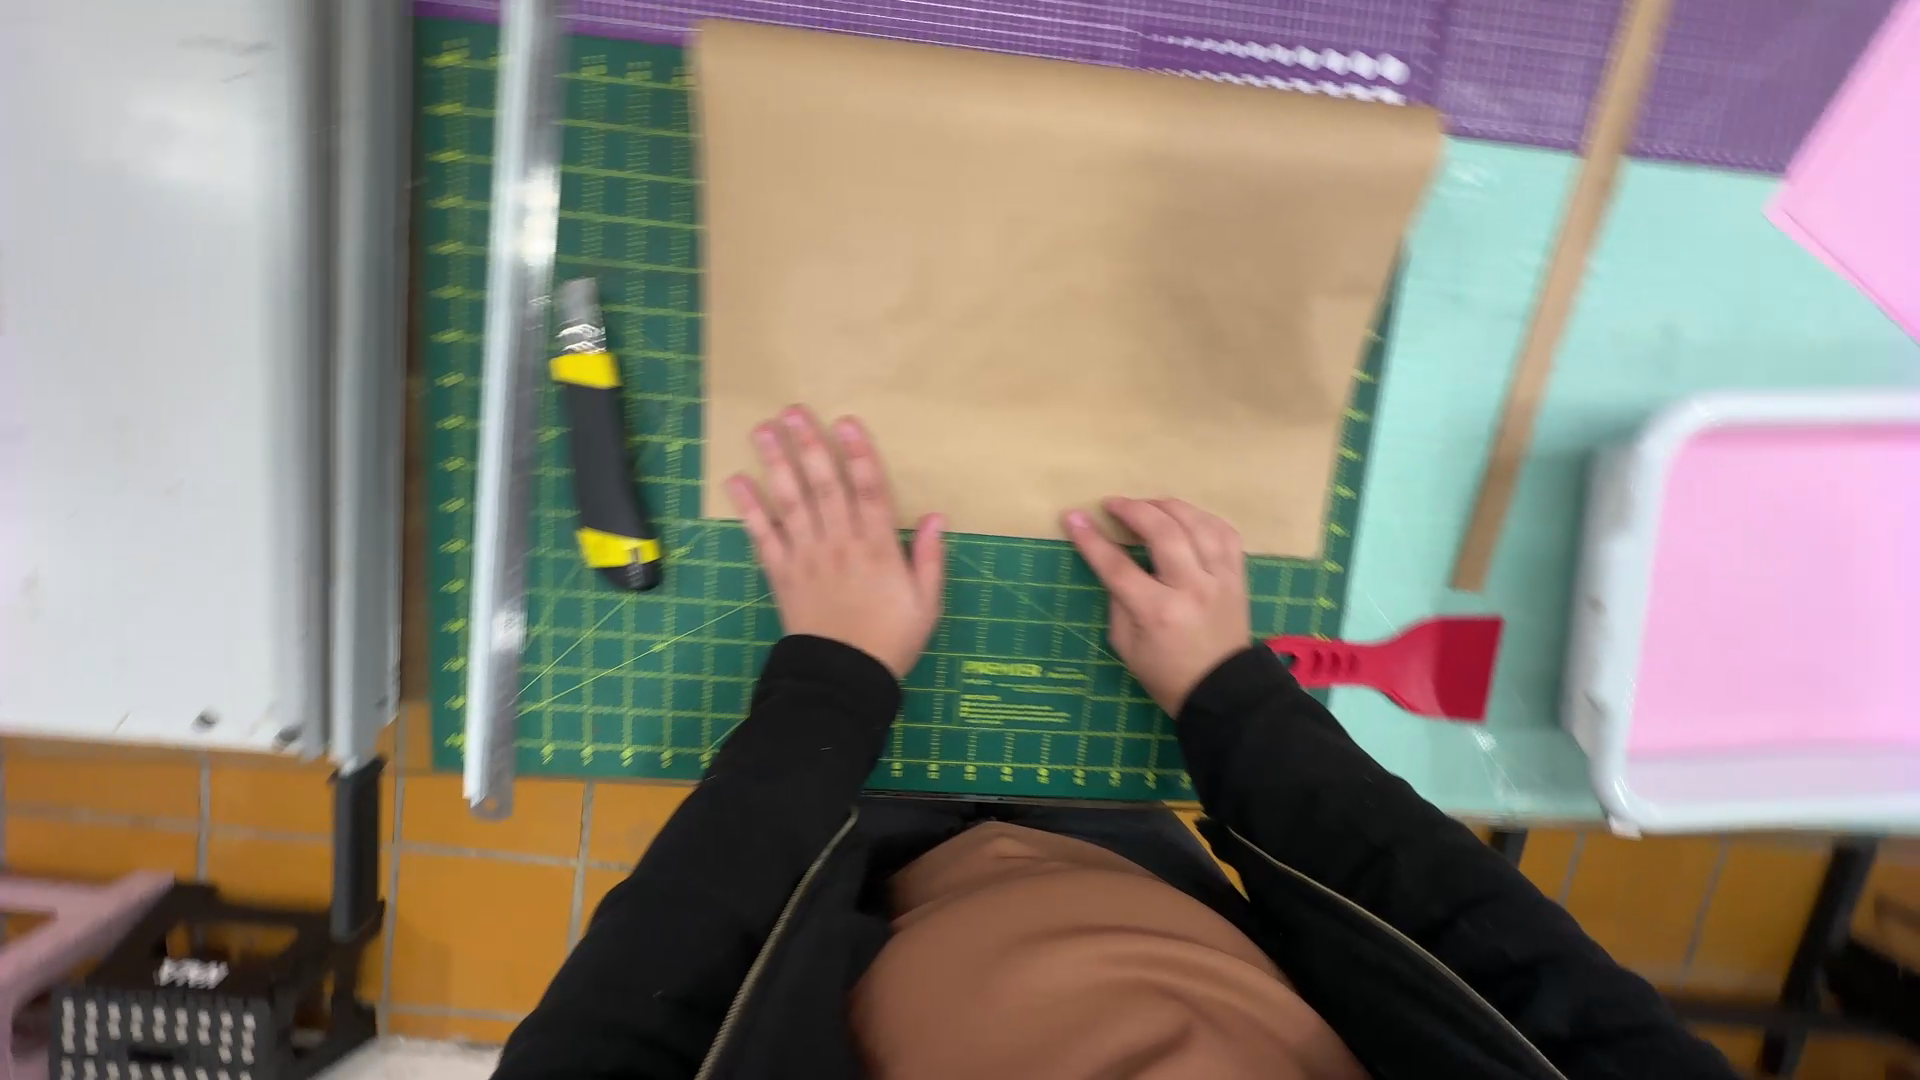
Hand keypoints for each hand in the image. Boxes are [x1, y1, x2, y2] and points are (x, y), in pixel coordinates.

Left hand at [724, 407, 945, 678]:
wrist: (843, 677)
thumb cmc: (891, 639)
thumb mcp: (927, 603)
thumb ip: (930, 558)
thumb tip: (936, 516)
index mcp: (878, 547)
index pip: (870, 490)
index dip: (859, 453)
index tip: (845, 421)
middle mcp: (840, 542)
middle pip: (824, 485)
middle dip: (809, 445)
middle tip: (793, 411)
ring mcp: (806, 556)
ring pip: (791, 501)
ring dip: (777, 463)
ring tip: (764, 430)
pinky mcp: (780, 573)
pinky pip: (762, 536)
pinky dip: (748, 508)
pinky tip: (736, 481)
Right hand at [1064, 497, 1250, 714]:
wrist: (1222, 692)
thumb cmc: (1165, 673)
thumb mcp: (1125, 644)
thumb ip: (1119, 598)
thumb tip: (1115, 560)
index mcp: (1158, 612)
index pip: (1118, 565)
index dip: (1092, 539)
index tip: (1073, 517)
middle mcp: (1192, 589)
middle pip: (1163, 532)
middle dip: (1133, 510)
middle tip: (1112, 504)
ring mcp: (1220, 580)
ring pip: (1197, 523)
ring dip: (1168, 507)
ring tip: (1148, 507)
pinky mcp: (1238, 577)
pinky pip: (1224, 532)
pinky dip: (1202, 518)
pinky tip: (1184, 518)